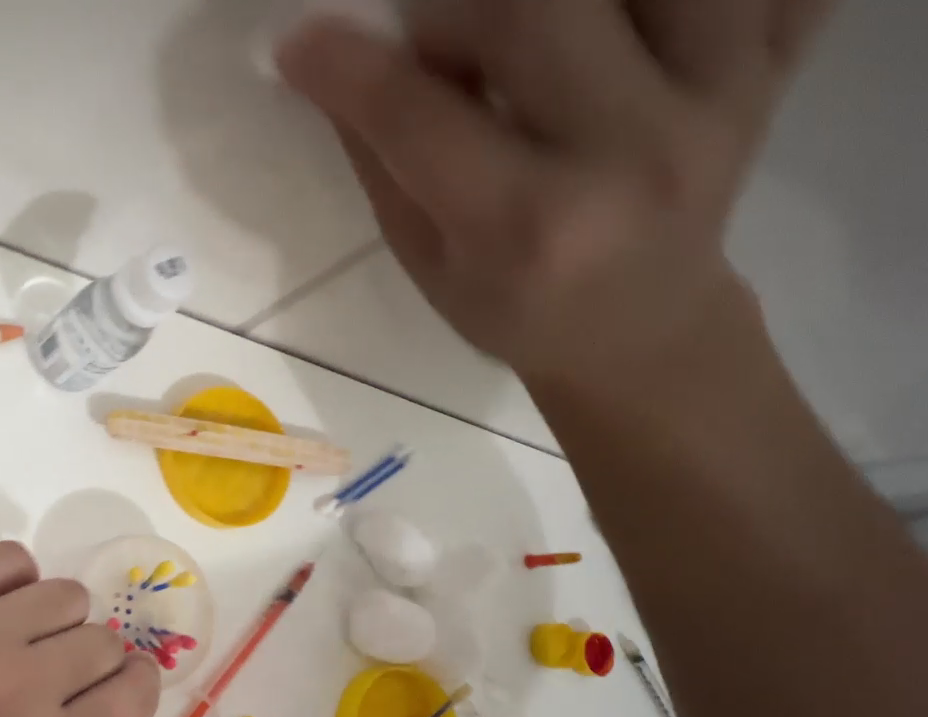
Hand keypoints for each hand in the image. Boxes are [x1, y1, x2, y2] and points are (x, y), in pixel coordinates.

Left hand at [0, 542, 160, 716]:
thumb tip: (85, 702)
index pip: (134, 696)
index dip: (135, 685)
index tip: (119, 681)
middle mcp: (19, 687)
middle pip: (103, 642)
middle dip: (93, 657)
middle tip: (57, 665)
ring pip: (65, 594)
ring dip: (58, 614)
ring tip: (22, 630)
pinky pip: (8, 558)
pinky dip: (15, 576)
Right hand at [278, 0, 834, 378]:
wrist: (640, 327)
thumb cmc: (510, 306)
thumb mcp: (423, 258)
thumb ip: (384, 160)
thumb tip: (338, 66)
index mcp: (524, 225)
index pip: (419, 118)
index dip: (348, 68)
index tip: (301, 42)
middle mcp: (631, 152)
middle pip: (535, 8)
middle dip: (451, 6)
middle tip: (424, 32)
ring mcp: (724, 96)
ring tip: (517, 33)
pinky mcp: (772, 62)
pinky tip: (609, 29)